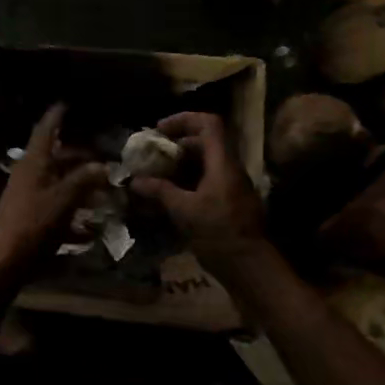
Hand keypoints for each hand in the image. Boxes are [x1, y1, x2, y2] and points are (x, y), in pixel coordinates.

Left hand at [0, 104, 107, 283]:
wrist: (2, 263)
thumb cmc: (32, 224)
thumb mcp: (63, 199)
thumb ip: (84, 179)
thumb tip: (102, 165)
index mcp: (33, 164)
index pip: (45, 131)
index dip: (56, 117)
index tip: (66, 103)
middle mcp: (29, 177)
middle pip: (56, 160)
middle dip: (80, 159)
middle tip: (104, 161)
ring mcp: (27, 199)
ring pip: (58, 186)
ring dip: (80, 190)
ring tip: (105, 195)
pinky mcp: (29, 221)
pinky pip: (55, 213)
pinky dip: (72, 219)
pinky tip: (90, 233)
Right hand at [129, 112, 267, 270]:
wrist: (248, 265)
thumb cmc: (218, 233)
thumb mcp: (184, 211)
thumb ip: (160, 191)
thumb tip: (135, 181)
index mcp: (223, 164)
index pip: (209, 124)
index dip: (184, 119)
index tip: (159, 130)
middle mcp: (229, 169)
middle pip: (204, 143)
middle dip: (175, 146)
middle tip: (151, 157)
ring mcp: (230, 187)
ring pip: (203, 164)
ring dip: (179, 166)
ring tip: (154, 176)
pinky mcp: (227, 203)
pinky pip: (205, 182)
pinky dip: (186, 183)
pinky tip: (167, 197)